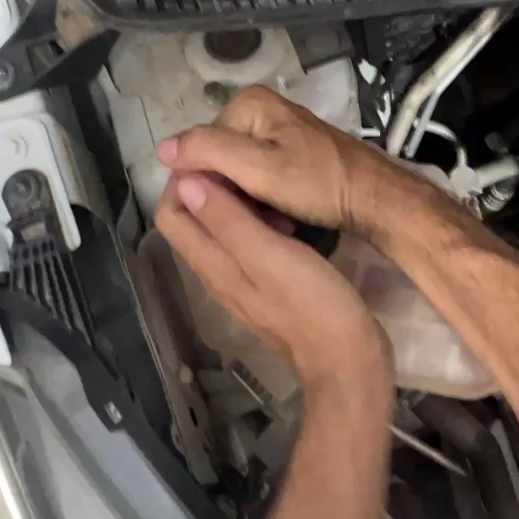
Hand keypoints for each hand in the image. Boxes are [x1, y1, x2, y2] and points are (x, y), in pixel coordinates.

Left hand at [156, 171, 393, 396]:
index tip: (220, 160)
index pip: (171, 214)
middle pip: (195, 222)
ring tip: (273, 194)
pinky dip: (261, 227)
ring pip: (224, 233)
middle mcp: (219, 274)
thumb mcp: (268, 254)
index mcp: (213, 264)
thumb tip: (186, 180)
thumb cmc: (312, 303)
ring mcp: (243, 285)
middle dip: (214, 190)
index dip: (186, 181)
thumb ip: (227, 220)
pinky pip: (250, 248)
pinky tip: (289, 222)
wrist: (346, 358)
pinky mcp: (268, 290)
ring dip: (240, 207)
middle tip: (251, 172)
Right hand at [157, 86, 418, 238]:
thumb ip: (210, 153)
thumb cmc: (319, 184)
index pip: (198, 147)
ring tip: (270, 220)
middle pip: (218, 159)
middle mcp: (259, 110)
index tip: (230, 211)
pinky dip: (263, 198)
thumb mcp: (260, 170)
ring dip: (246, 200)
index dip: (207, 184)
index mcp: (248, 103)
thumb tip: (161, 148)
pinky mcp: (290, 152)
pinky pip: (258, 177)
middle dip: (230, 193)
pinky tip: (279, 216)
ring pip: (238, 173)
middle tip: (256, 218)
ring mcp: (276, 131)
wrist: (373, 197)